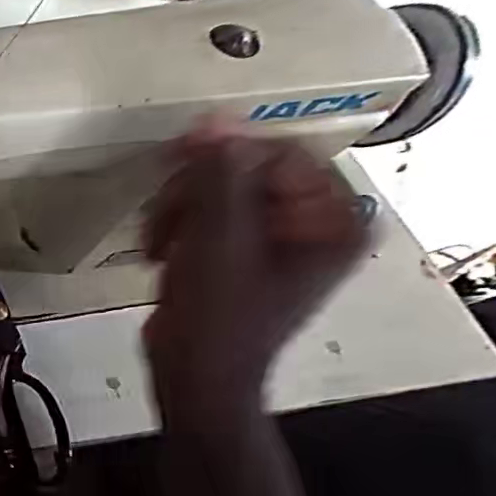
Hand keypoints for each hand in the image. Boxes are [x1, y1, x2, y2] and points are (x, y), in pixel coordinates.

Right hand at [144, 121, 369, 424]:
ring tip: (159, 244)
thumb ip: (217, 177)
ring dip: (178, 211)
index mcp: (336, 220)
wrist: (194, 374)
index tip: (176, 169)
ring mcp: (277, 238)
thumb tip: (212, 120)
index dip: (225, 157)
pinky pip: (207, 213)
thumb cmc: (218, 317)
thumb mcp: (217, 240)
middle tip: (165, 220)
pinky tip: (163, 252)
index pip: (282, 154)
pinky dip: (177, 226)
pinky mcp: (241, 251)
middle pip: (246, 171)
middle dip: (194, 193)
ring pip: (218, 190)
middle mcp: (315, 223)